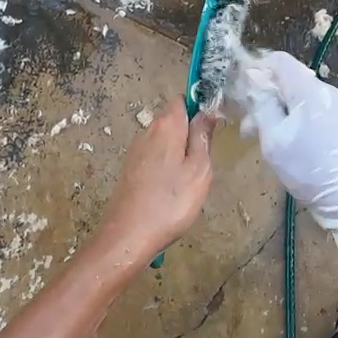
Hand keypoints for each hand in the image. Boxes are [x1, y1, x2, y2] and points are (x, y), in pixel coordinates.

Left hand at [92, 96, 217, 264]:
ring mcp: (136, 151)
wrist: (127, 238)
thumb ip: (204, 136)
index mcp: (167, 125)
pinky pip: (154, 158)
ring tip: (187, 184)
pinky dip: (165, 168)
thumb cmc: (170, 202)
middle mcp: (148, 131)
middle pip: (174, 121)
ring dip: (178, 155)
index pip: (183, 99)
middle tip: (202, 165)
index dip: (198, 108)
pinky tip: (170, 193)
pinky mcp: (130, 170)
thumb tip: (208, 111)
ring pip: (165, 142)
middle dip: (189, 136)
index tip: (211, 129)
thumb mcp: (199, 169)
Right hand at [234, 50, 337, 314]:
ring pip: (295, 94)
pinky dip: (288, 116)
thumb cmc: (306, 166)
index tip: (240, 89)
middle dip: (262, 94)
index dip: (257, 69)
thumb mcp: (274, 137)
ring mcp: (331, 104)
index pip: (279, 60)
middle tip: (245, 121)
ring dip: (273, 108)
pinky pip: (306, 107)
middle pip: (287, 77)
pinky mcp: (334, 119)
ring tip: (255, 134)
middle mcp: (323, 89)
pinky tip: (277, 138)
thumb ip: (262, 105)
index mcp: (308, 89)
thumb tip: (255, 84)